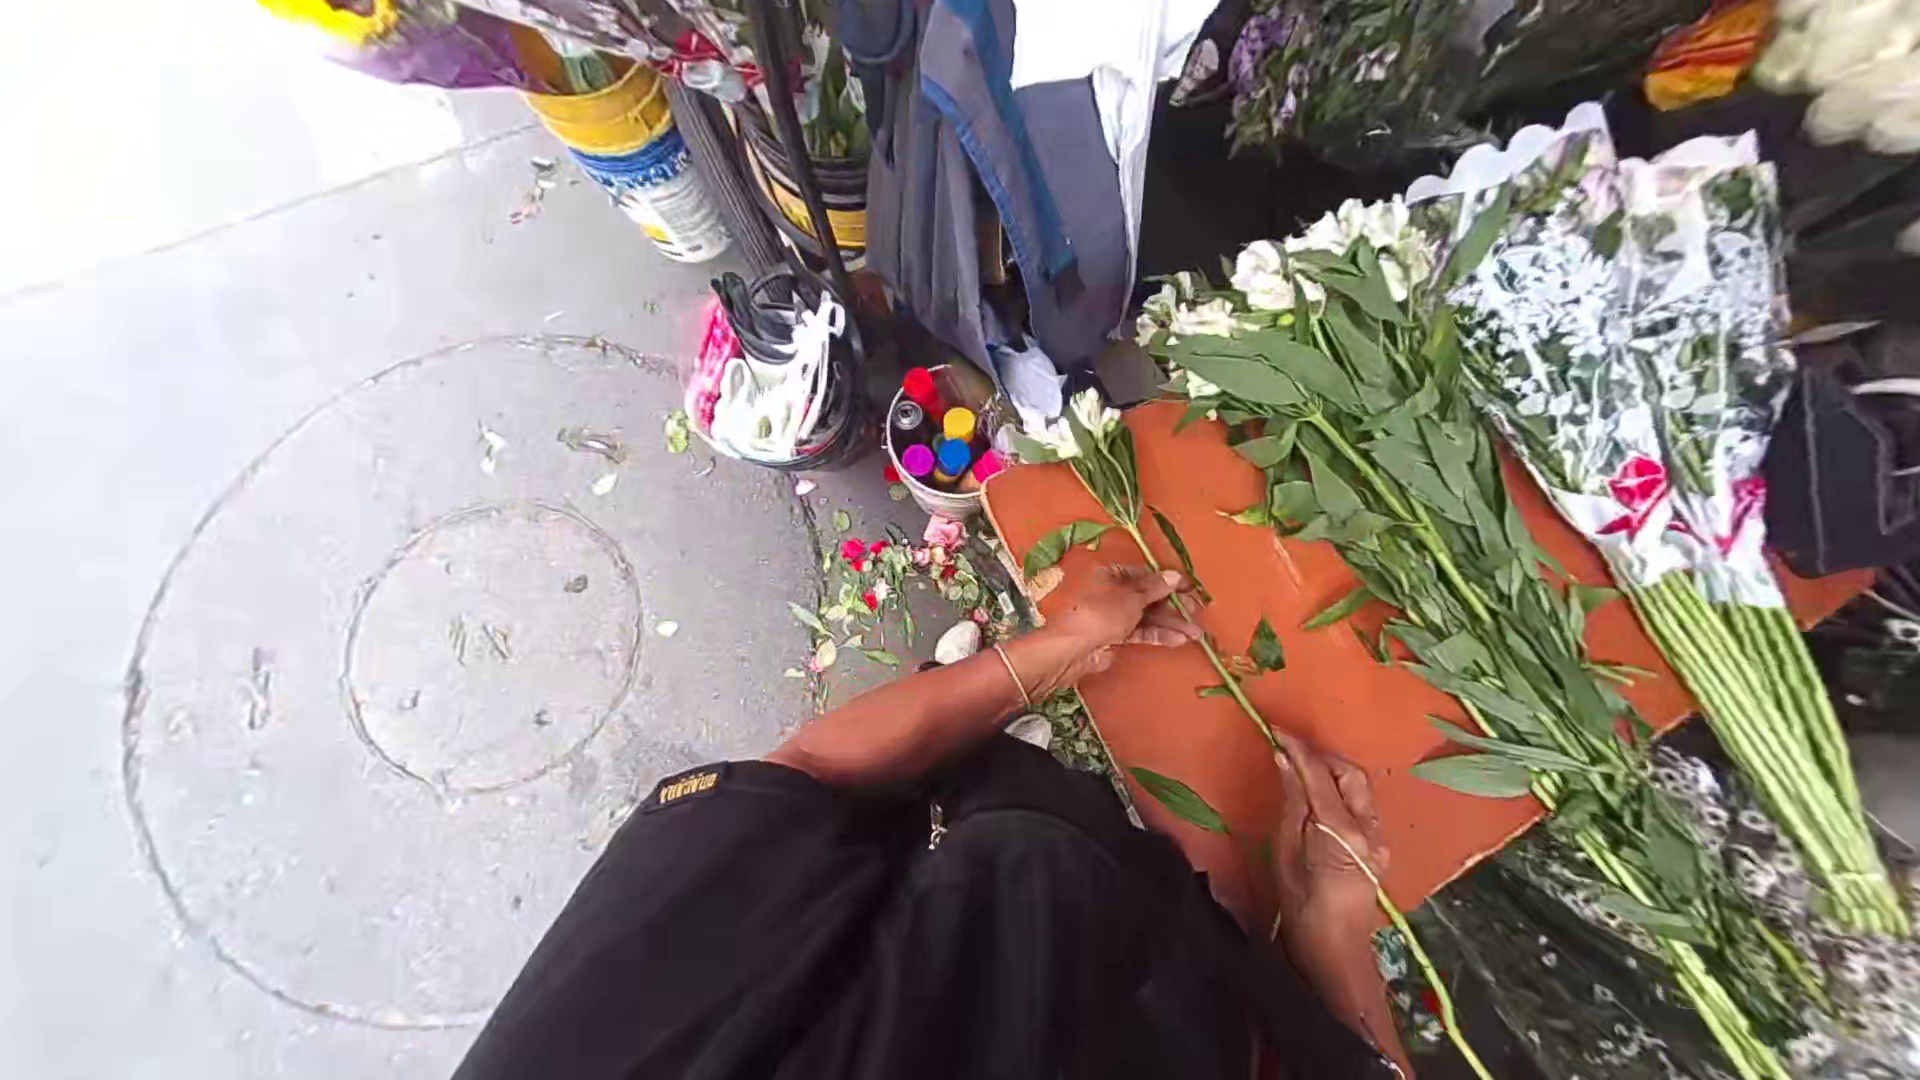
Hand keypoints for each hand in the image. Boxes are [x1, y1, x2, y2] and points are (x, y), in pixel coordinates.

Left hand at [1026, 565, 1203, 692]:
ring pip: (1148, 616)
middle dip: (1174, 605)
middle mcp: (1113, 593)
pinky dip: (1159, 634)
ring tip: (1196, 633)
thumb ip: (1155, 587)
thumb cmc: (1102, 613)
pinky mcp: (1115, 636)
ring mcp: (1114, 615)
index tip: (1191, 589)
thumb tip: (1174, 575)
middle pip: (1149, 597)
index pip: (1145, 574)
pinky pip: (1141, 632)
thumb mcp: (1132, 596)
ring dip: (1171, 623)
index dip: (1168, 581)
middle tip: (1197, 612)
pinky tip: (1179, 640)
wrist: (1076, 648)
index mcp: (1112, 575)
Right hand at [1267, 733, 1412, 1078]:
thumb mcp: (1286, 845)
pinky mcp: (1379, 844)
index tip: (1276, 729)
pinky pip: (1360, 802)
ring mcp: (1379, 837)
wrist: (1334, 943)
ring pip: (1360, 785)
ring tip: (1301, 763)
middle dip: (1320, 753)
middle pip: (1350, 772)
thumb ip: (1291, 799)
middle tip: (1289, 747)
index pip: (1319, 773)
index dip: (1297, 748)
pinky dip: (1339, 786)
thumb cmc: (1299, 897)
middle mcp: (1369, 828)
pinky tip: (1318, 789)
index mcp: (1342, 830)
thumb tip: (1284, 759)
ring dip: (1331, 767)